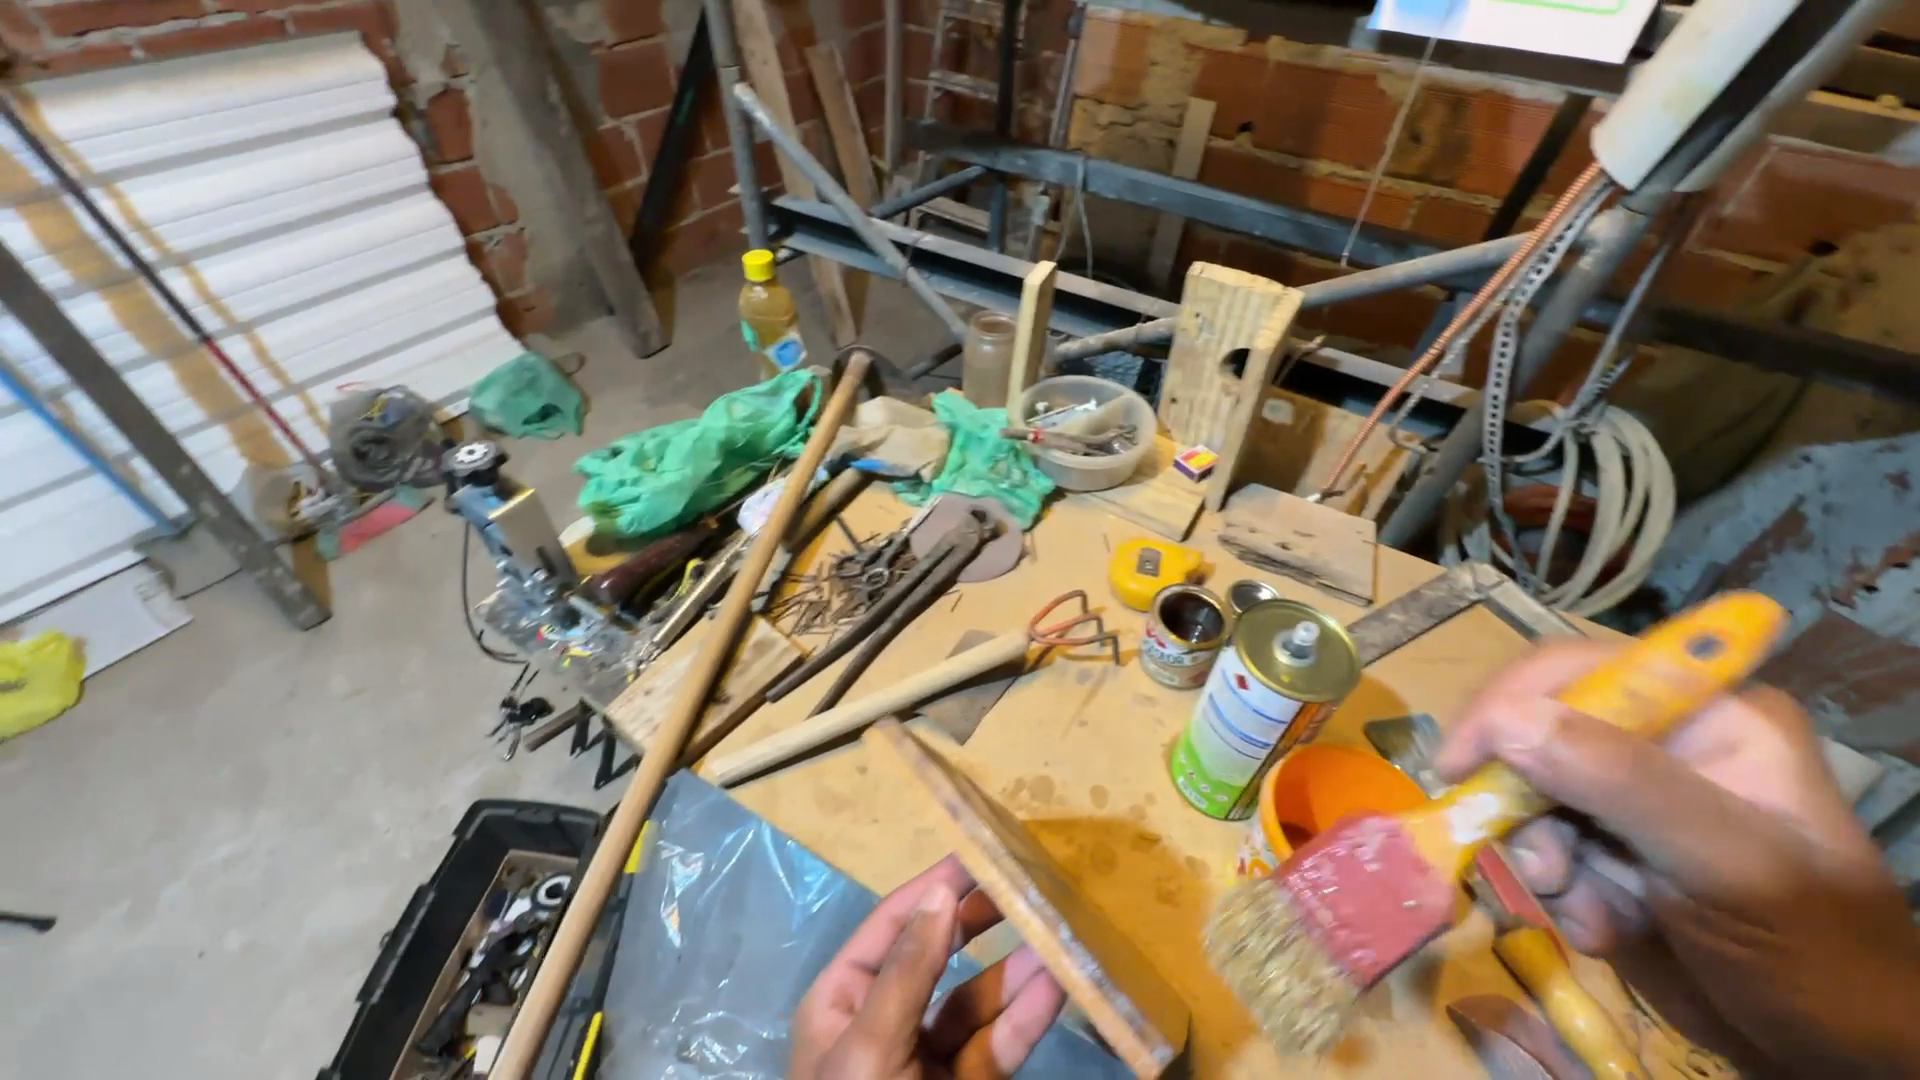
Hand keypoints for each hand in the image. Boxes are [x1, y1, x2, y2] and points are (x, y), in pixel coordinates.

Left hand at [791, 855, 1066, 1079]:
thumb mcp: (867, 1050)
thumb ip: (905, 974)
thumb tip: (940, 894)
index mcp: (843, 999)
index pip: (893, 925)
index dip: (934, 887)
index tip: (980, 855)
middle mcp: (885, 1019)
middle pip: (938, 955)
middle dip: (979, 921)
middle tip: (1022, 884)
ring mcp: (926, 1057)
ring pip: (977, 1000)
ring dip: (1015, 968)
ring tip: (1053, 932)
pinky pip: (996, 1043)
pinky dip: (1026, 1016)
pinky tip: (1055, 985)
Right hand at [1435, 641, 1919, 1075]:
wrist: (1845, 1058)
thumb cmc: (1815, 956)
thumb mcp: (1726, 864)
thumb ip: (1620, 782)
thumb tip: (1504, 721)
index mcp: (1707, 714)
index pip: (1573, 671)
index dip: (1506, 706)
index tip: (1459, 767)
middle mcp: (1659, 739)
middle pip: (1534, 734)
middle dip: (1525, 803)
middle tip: (1539, 865)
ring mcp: (1629, 791)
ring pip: (1526, 792)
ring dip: (1542, 855)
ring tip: (1587, 908)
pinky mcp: (1606, 839)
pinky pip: (1539, 840)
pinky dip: (1558, 888)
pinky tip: (1603, 924)